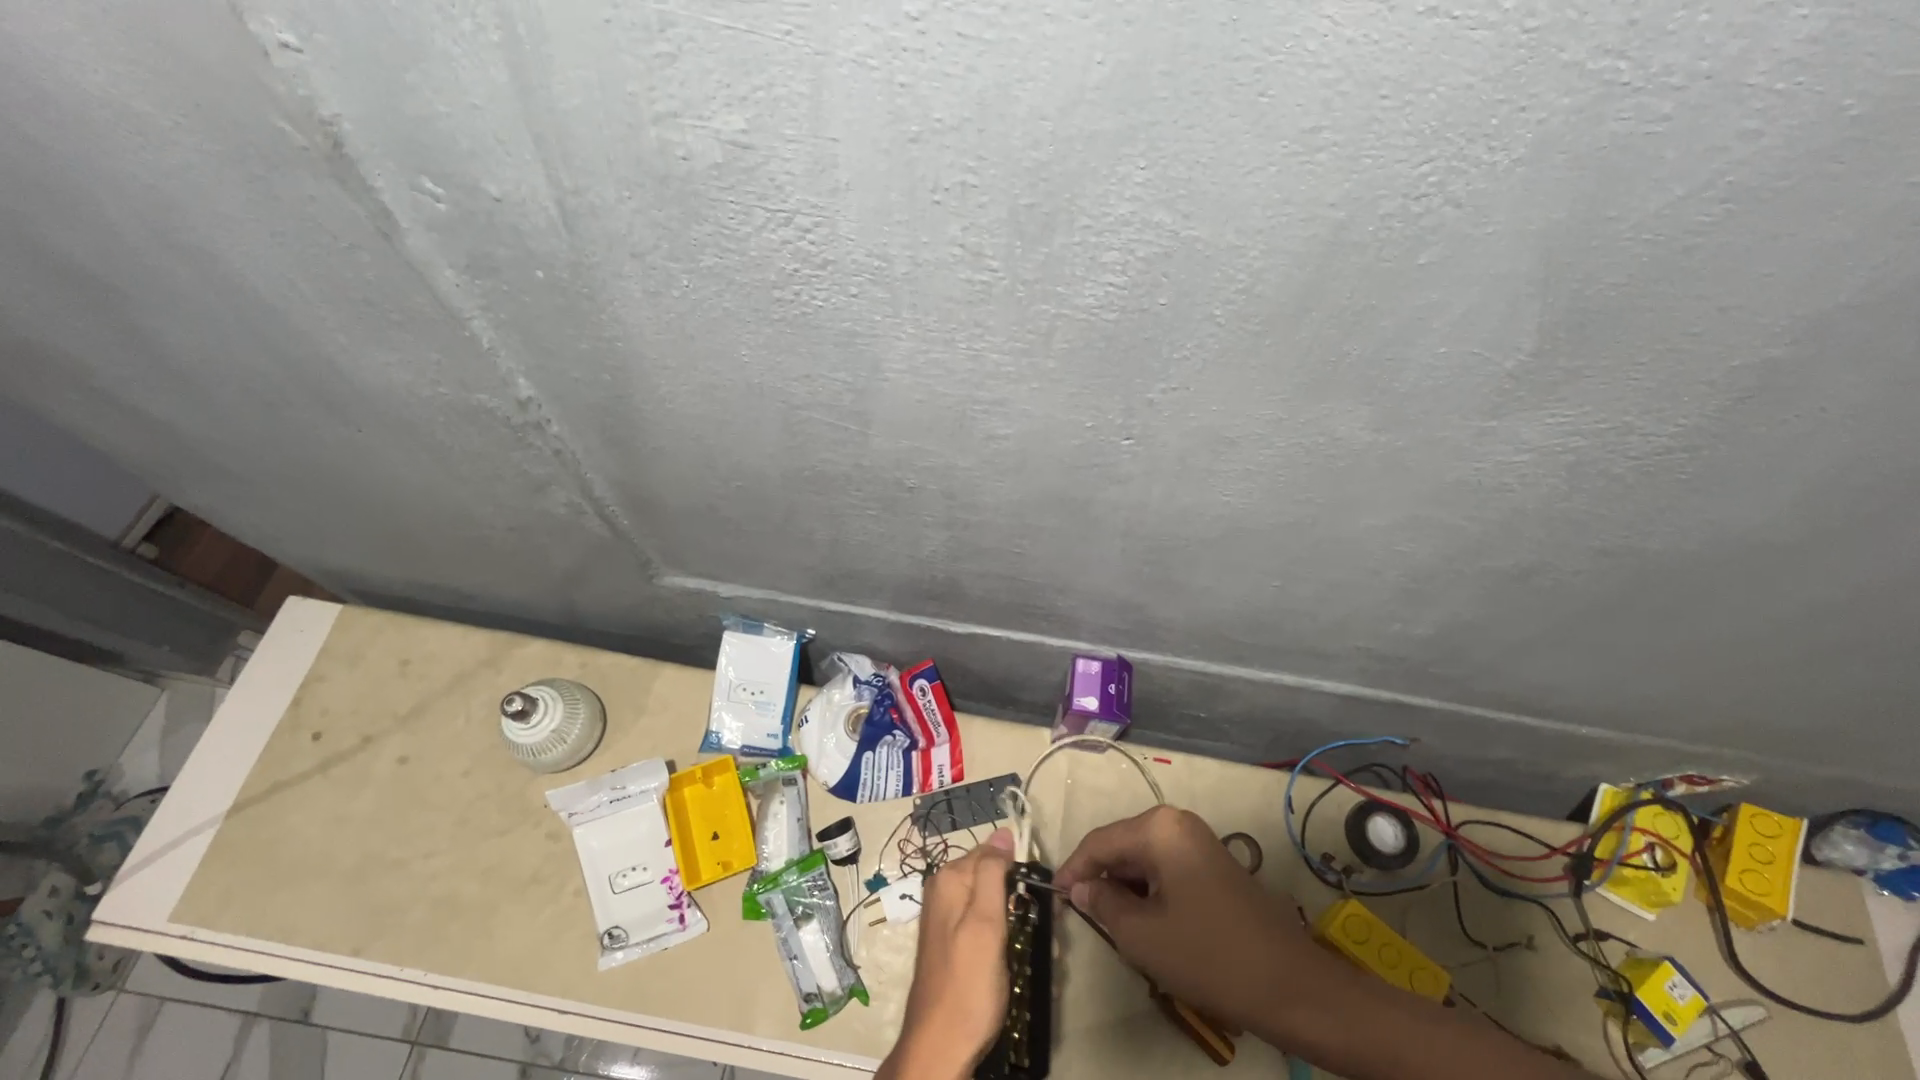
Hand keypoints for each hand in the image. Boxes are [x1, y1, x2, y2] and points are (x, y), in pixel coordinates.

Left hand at [878, 828, 1013, 1079]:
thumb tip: (1004, 831)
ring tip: (1031, 951)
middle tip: (1038, 930)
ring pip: (994, 904)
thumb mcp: (986, 923)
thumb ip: (993, 874)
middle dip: (1018, 900)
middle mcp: (944, 891)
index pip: (993, 852)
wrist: (941, 1043)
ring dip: (1017, 924)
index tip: (1037, 898)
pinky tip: (1013, 960)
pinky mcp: (956, 942)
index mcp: (949, 879)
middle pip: (993, 878)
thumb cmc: (968, 983)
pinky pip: (987, 926)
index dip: (1018, 872)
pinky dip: (1005, 940)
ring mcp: (948, 918)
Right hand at [1055, 806, 1323, 1044]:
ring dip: (1124, 888)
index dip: (1072, 870)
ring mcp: (1200, 843)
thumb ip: (1102, 904)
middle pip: (1122, 846)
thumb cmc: (1207, 955)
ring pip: (1144, 859)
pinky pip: (1167, 869)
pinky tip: (1144, 923)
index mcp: (1159, 829)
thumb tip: (1081, 888)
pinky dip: (1149, 892)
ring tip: (1110, 923)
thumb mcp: (1141, 935)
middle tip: (1079, 914)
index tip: (1051, 896)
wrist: (1289, 984)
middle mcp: (1179, 824)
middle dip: (1099, 878)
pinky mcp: (1215, 866)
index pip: (1099, 842)